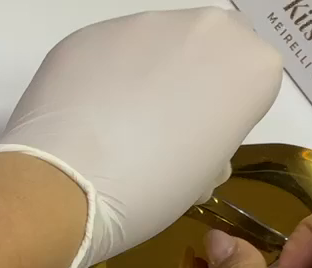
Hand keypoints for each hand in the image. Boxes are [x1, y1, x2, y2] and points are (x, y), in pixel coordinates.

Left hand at [0, 7, 283, 267]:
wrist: (58, 192)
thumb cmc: (139, 199)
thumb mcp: (194, 185)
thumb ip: (206, 147)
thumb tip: (188, 146)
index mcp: (253, 69)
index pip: (241, 92)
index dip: (210, 124)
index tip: (183, 151)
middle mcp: (209, 29)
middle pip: (199, 58)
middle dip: (178, 89)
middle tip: (141, 139)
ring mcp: (143, 24)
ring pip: (146, 52)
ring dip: (132, 83)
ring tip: (98, 133)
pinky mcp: (86, 35)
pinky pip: (96, 60)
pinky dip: (87, 85)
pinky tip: (69, 122)